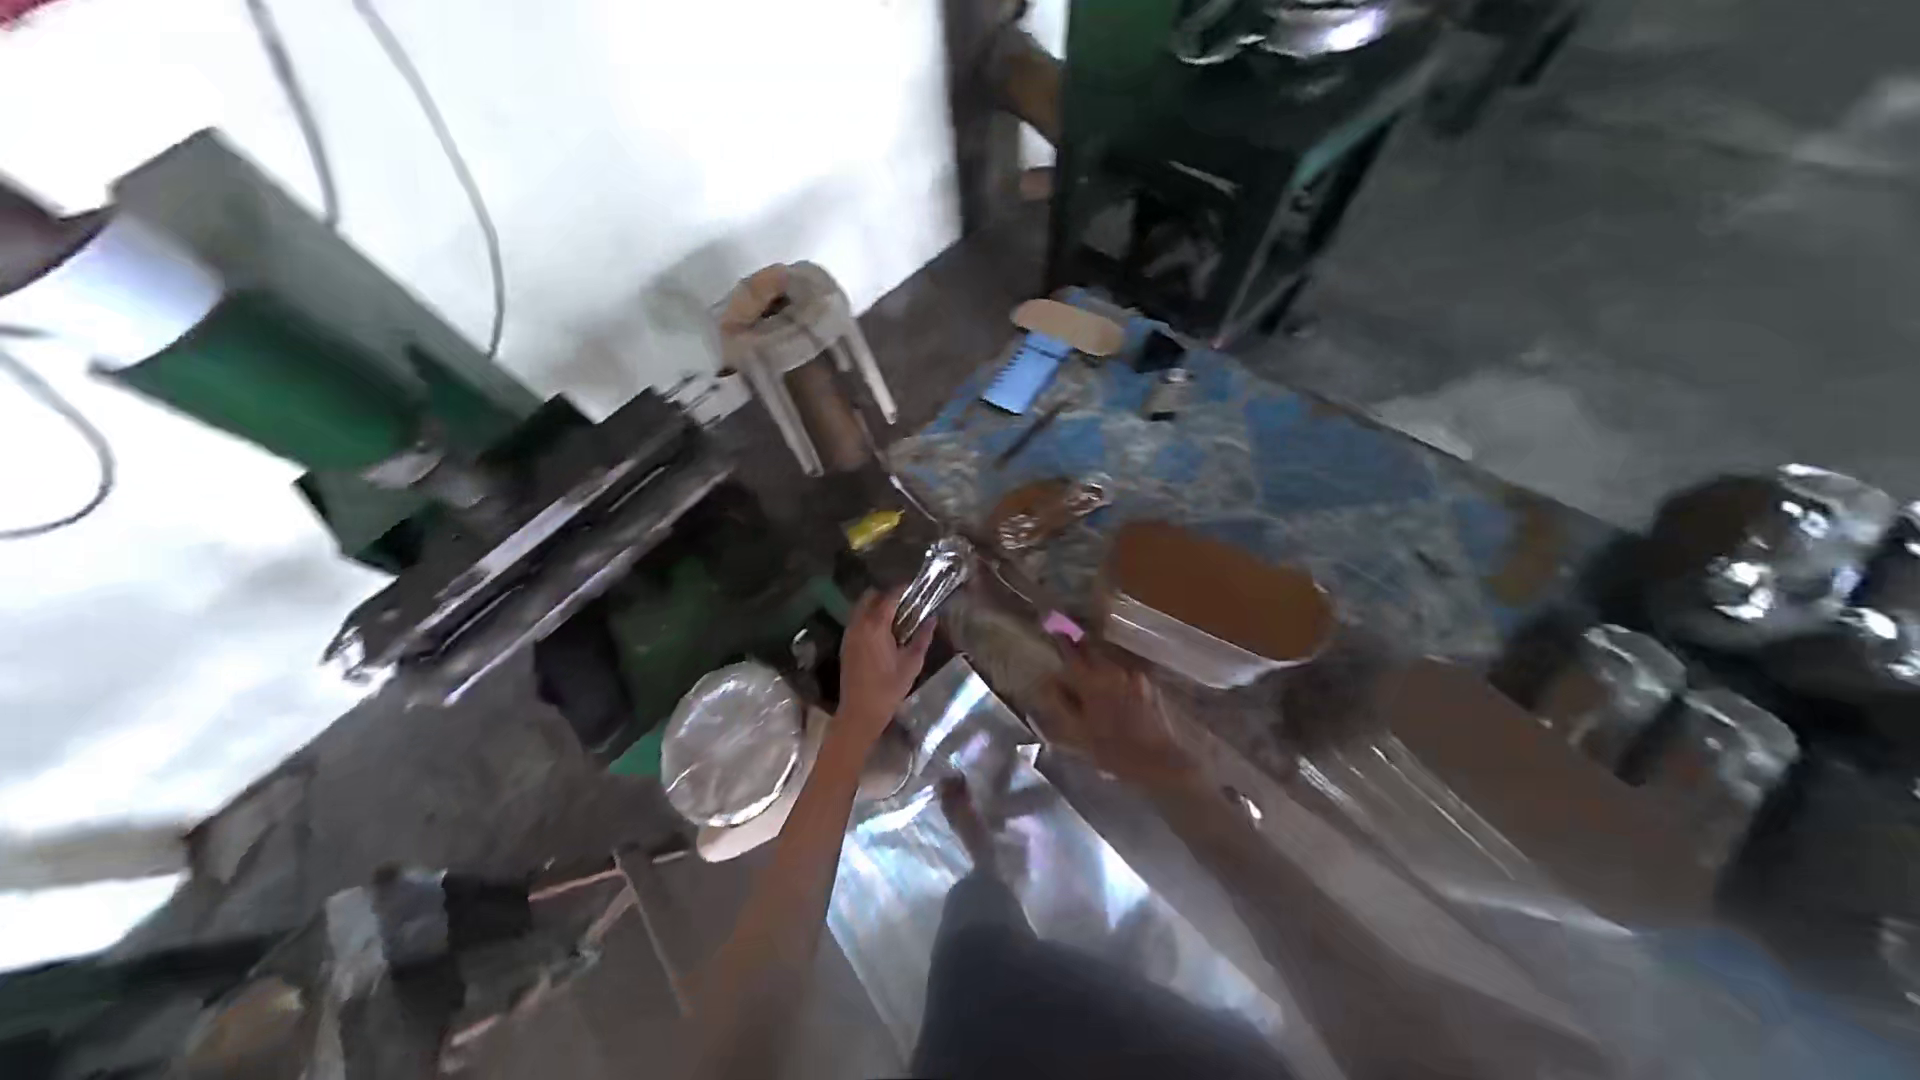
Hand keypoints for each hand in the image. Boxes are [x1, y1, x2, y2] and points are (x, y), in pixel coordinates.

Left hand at [834, 587, 933, 746]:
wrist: (860, 712)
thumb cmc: (889, 688)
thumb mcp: (912, 663)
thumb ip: (923, 637)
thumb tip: (933, 619)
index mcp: (875, 626)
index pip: (889, 597)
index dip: (902, 589)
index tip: (915, 587)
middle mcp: (858, 625)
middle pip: (870, 597)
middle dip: (887, 595)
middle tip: (906, 603)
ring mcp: (849, 634)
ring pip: (861, 608)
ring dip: (876, 606)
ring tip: (897, 617)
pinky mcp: (845, 645)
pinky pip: (857, 621)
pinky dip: (869, 618)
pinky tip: (883, 633)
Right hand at [1034, 642, 1200, 791]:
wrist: (1160, 762)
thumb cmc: (1113, 751)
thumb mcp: (1077, 732)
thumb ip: (1059, 702)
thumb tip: (1047, 680)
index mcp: (1093, 681)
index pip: (1072, 654)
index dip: (1061, 641)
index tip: (1053, 628)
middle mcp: (1114, 671)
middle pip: (1092, 654)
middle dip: (1080, 654)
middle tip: (1070, 659)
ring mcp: (1134, 677)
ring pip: (1108, 665)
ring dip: (1097, 668)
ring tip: (1091, 685)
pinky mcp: (1148, 686)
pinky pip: (1124, 675)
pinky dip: (1114, 679)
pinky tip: (1114, 698)